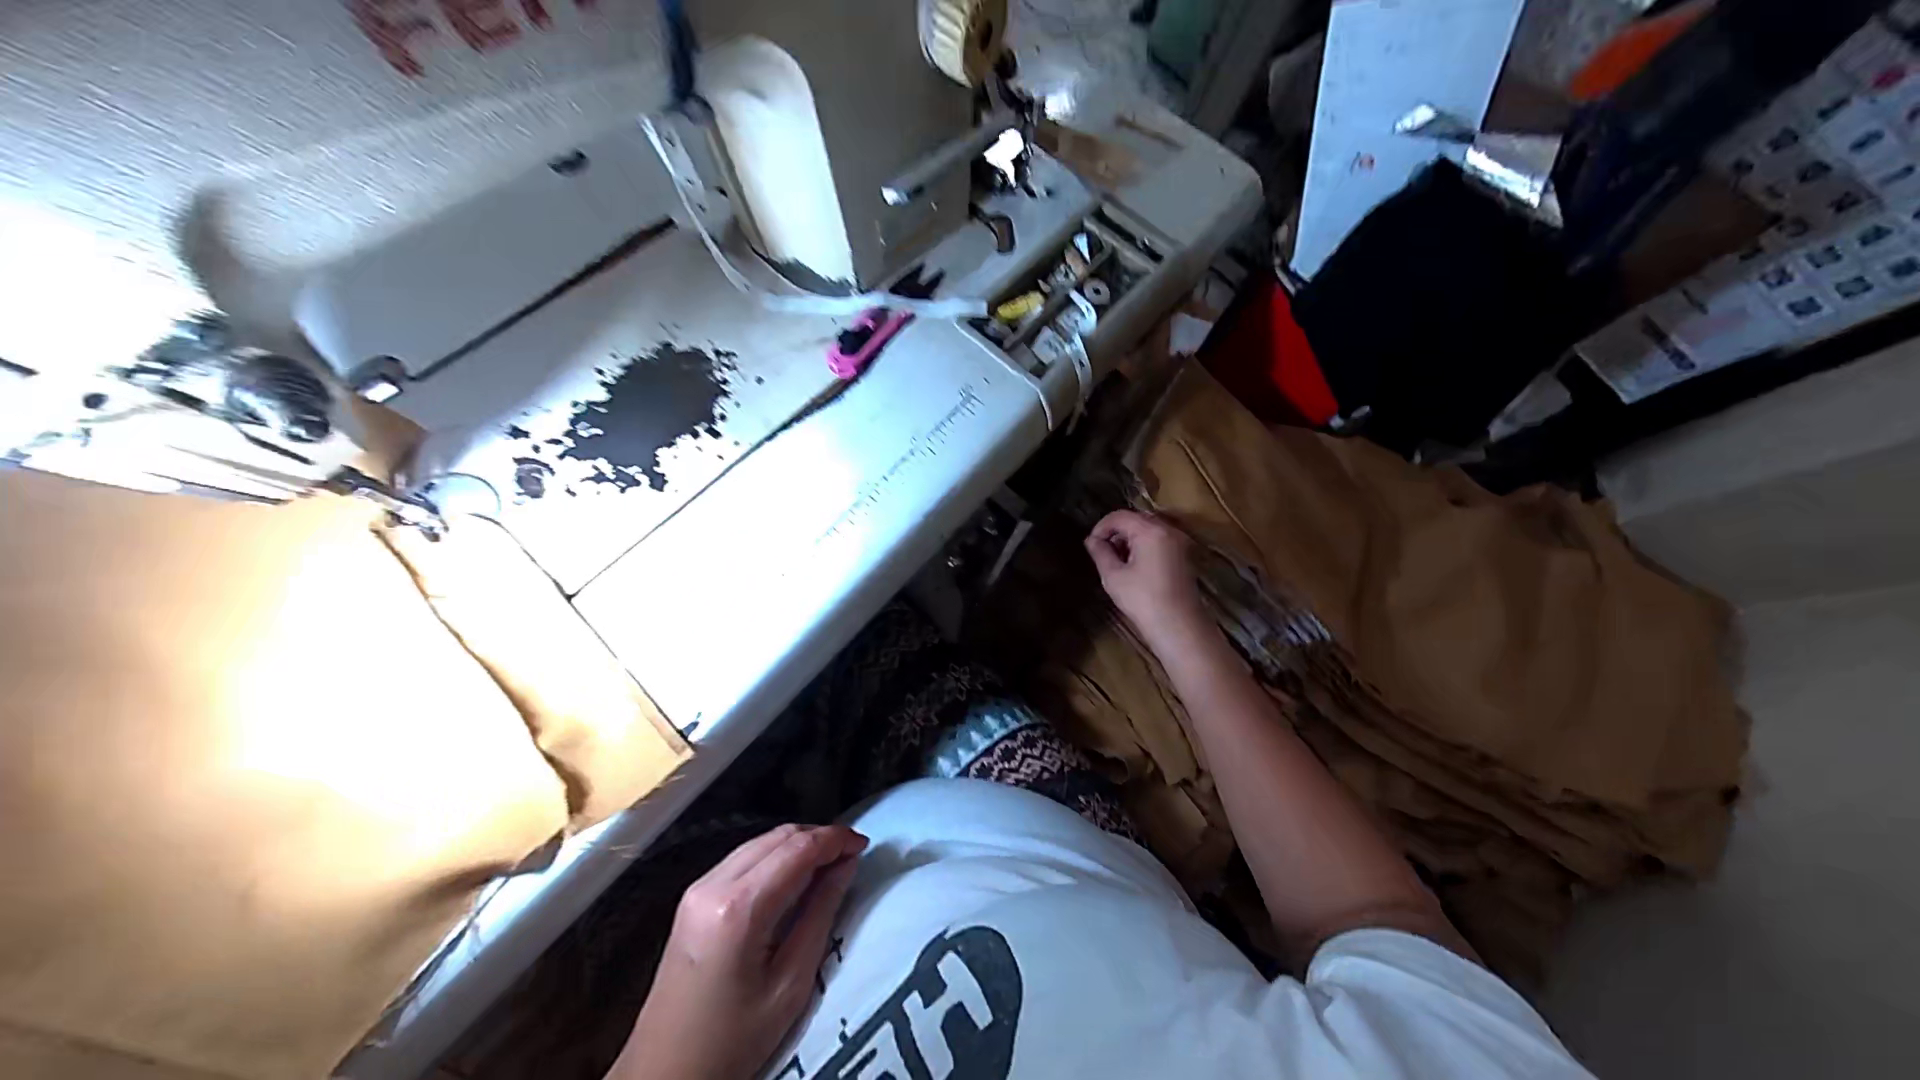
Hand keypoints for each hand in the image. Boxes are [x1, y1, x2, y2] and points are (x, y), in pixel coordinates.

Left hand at [609, 824, 867, 1079]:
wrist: (663, 1072)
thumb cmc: (732, 1040)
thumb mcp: (791, 984)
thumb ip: (821, 914)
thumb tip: (846, 867)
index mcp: (739, 908)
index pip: (798, 848)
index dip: (836, 839)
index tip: (863, 845)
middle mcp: (714, 885)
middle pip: (779, 836)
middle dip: (820, 837)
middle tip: (851, 854)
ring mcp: (698, 887)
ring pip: (761, 841)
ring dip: (799, 843)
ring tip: (830, 863)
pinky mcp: (693, 896)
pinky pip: (745, 856)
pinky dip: (776, 855)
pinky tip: (795, 875)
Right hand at [1084, 509, 1208, 648]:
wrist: (1179, 626)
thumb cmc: (1143, 600)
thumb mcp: (1113, 576)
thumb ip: (1100, 552)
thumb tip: (1091, 540)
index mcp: (1150, 531)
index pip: (1119, 516)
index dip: (1101, 527)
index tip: (1091, 545)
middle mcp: (1168, 530)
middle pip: (1136, 519)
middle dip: (1116, 532)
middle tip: (1102, 552)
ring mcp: (1179, 542)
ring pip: (1148, 529)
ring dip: (1129, 539)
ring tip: (1117, 561)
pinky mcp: (1184, 556)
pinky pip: (1159, 540)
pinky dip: (1144, 546)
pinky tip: (1135, 566)